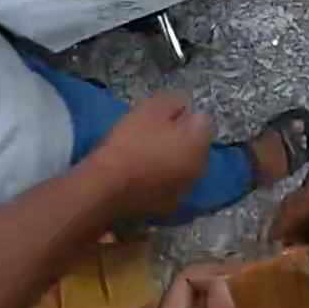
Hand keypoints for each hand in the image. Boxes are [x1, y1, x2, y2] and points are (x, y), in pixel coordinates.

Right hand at [84, 92, 215, 218]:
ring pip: (184, 164)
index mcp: (198, 144)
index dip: (183, 113)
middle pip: (195, 144)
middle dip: (182, 135)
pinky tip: (144, 172)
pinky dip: (164, 176)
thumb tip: (186, 102)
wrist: (107, 184)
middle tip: (154, 130)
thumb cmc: (131, 141)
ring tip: (148, 151)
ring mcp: (184, 190)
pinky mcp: (168, 206)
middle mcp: (198, 169)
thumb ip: (174, 101)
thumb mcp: (151, 109)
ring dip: (174, 156)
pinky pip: (171, 182)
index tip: (163, 114)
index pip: (202, 119)